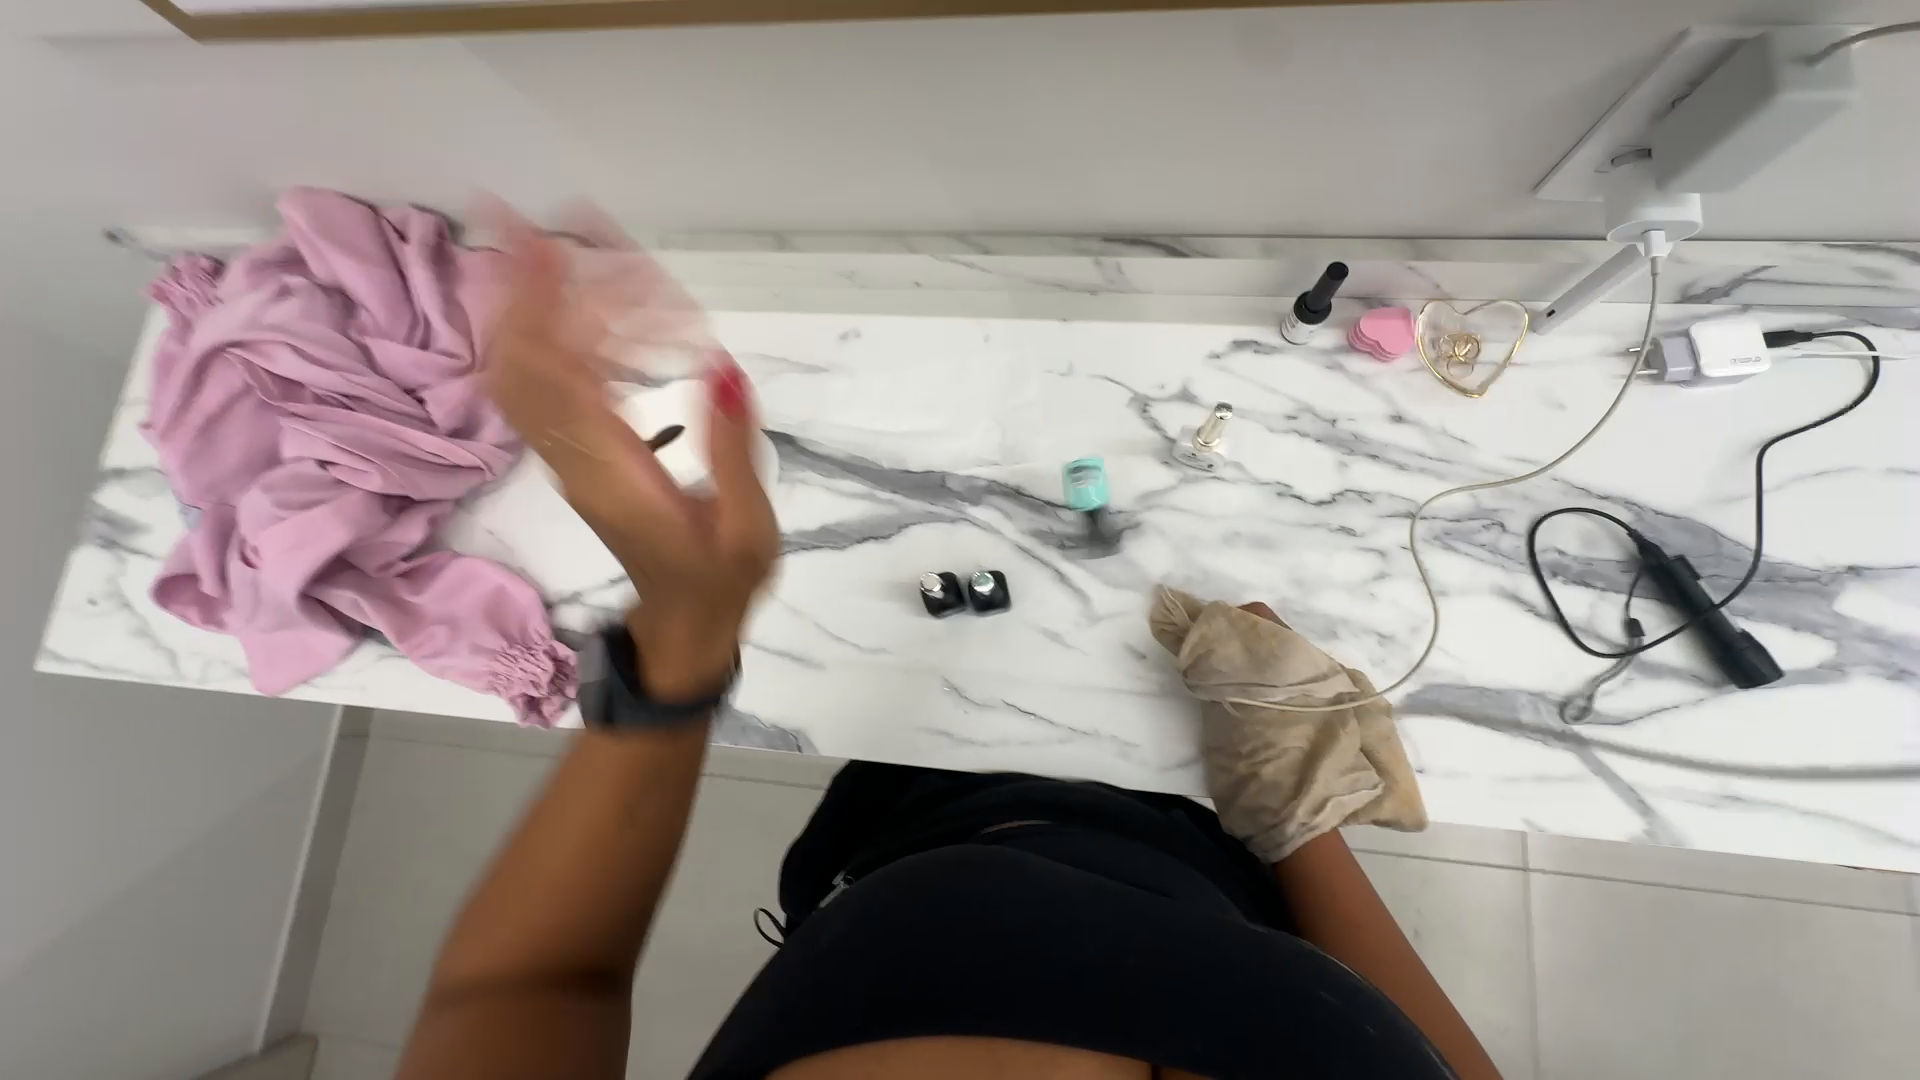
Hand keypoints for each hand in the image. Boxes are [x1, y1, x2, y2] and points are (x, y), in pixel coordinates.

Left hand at [483, 208, 778, 700]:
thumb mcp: (745, 525)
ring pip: (519, 374)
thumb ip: (732, 449)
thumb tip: (722, 369)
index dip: (547, 304)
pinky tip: (569, 308)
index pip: (561, 375)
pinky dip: (543, 340)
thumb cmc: (722, 578)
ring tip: (547, 250)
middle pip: (520, 363)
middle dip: (520, 289)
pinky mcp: (577, 461)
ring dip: (525, 308)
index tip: (555, 243)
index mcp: (616, 472)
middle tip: (533, 222)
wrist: (684, 624)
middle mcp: (576, 460)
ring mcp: (570, 461)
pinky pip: (540, 393)